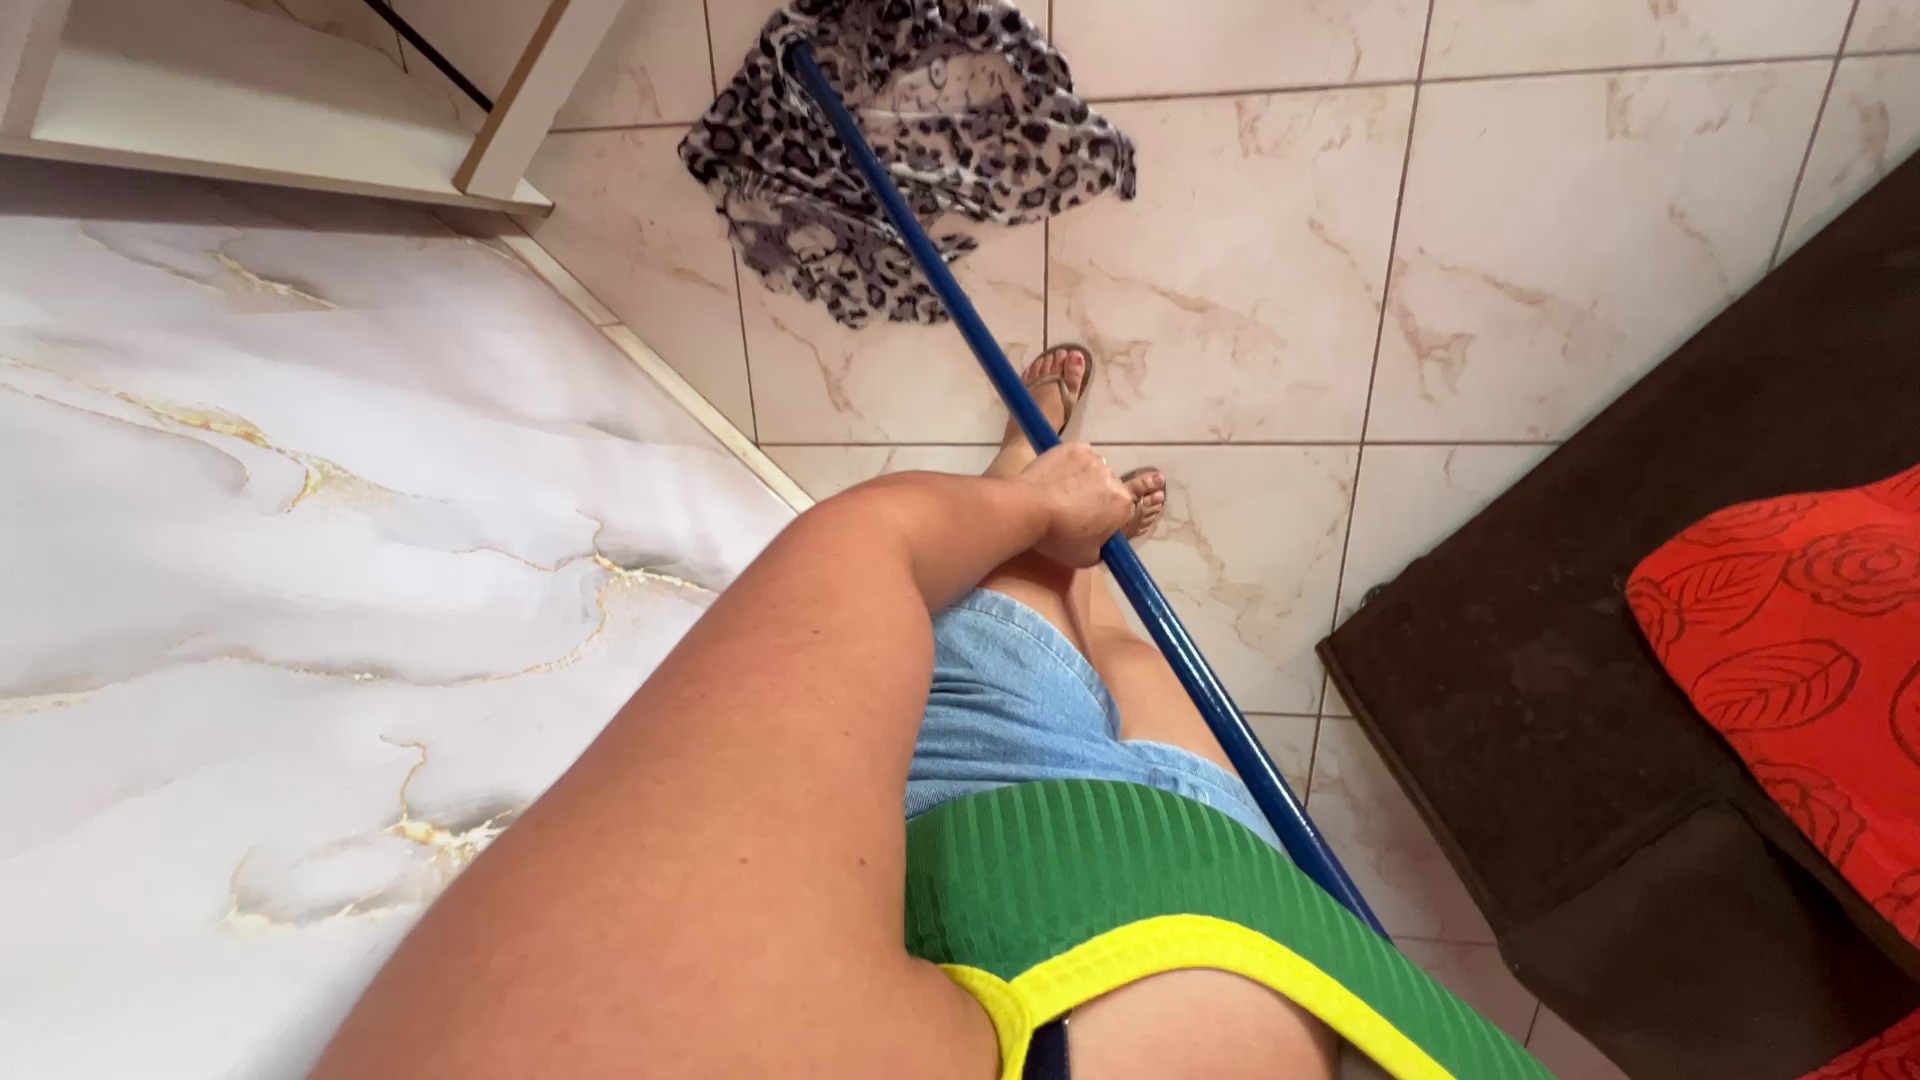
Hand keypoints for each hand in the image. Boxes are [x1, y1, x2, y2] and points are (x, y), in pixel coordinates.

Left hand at [1018, 442, 1132, 567]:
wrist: (1027, 508)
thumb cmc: (1058, 537)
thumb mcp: (1087, 557)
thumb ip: (1103, 546)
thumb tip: (1101, 540)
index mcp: (1123, 504)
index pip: (1123, 512)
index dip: (1107, 519)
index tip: (1091, 525)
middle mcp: (1114, 477)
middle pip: (1109, 488)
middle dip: (1097, 497)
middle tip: (1073, 510)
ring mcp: (1093, 459)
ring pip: (1094, 470)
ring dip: (1084, 479)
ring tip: (1061, 491)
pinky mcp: (1073, 447)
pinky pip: (1078, 455)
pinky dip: (1071, 463)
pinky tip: (1056, 475)